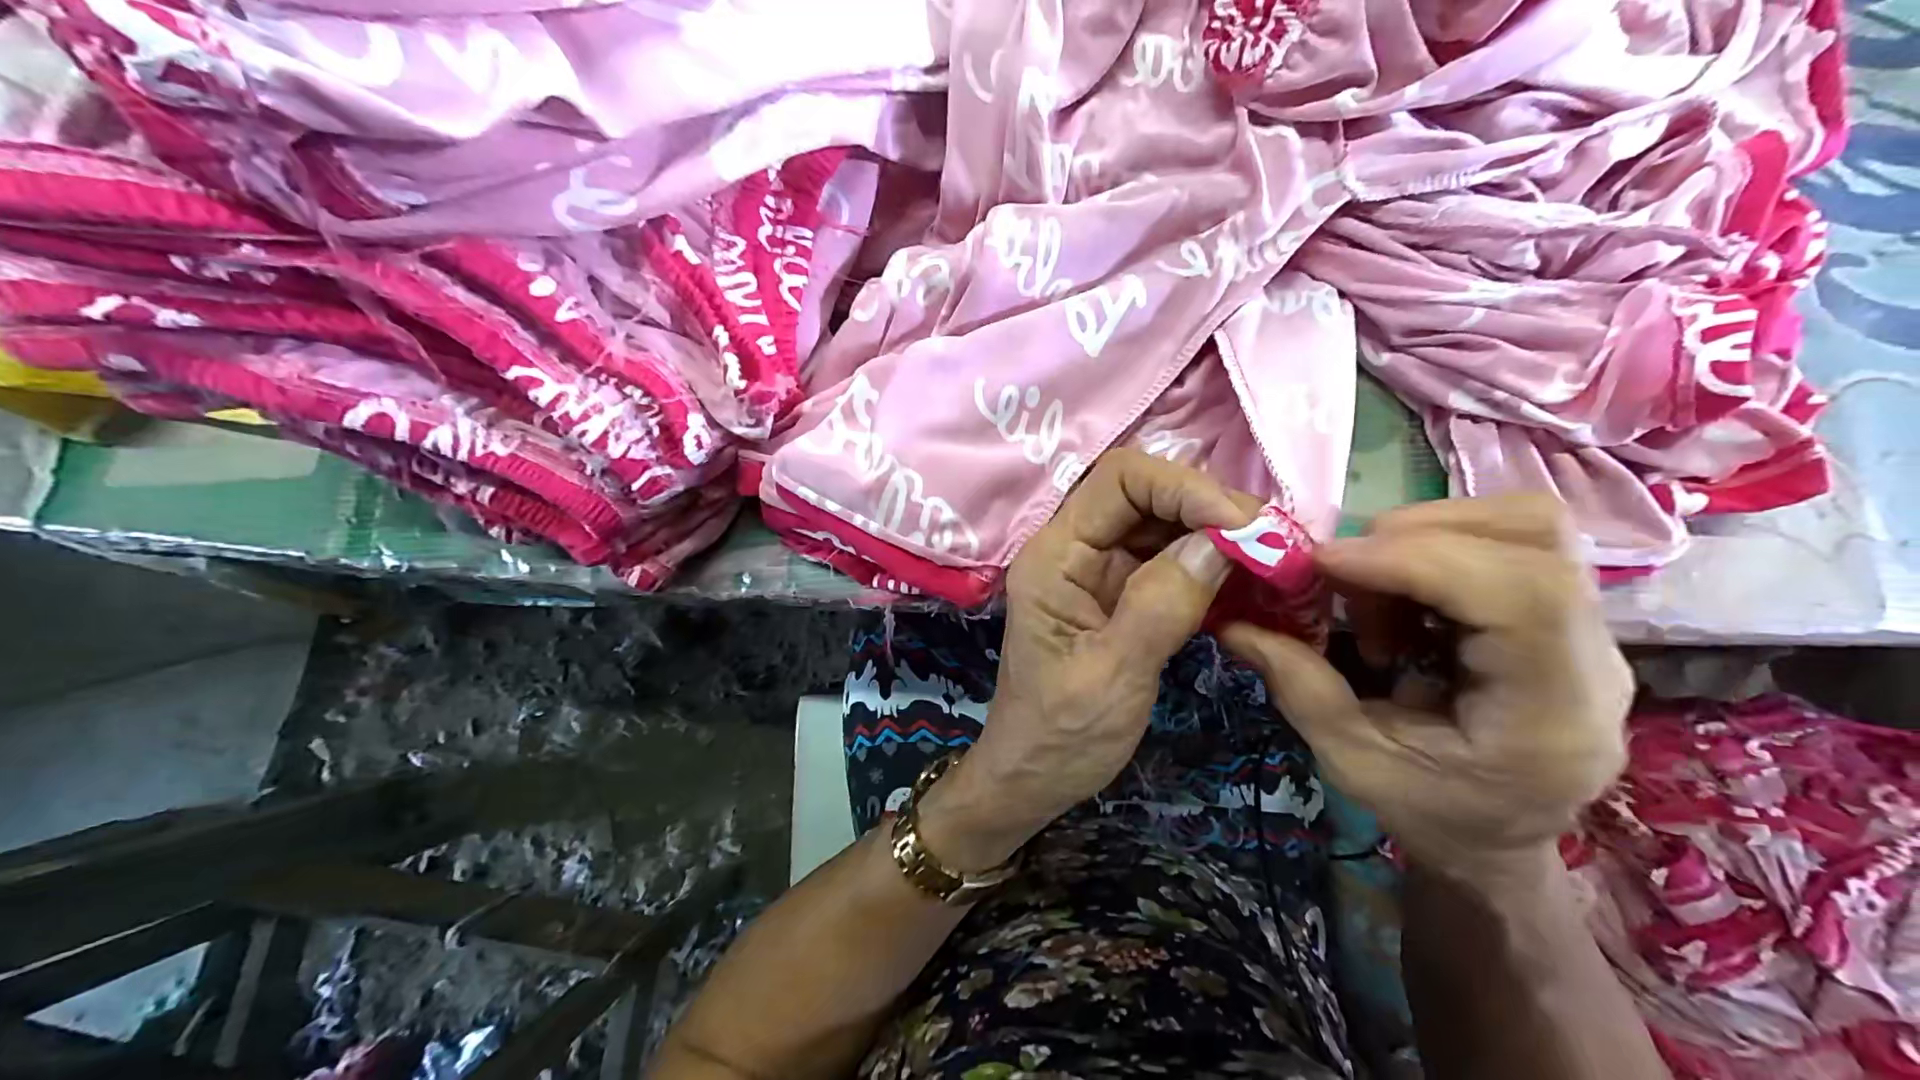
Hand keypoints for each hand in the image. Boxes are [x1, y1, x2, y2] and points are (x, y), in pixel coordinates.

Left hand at [917, 449, 1253, 872]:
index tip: (1244, 526)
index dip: (1184, 487)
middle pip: (1147, 494)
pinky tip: (1250, 583)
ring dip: (1219, 535)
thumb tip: (1221, 541)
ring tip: (1274, 561)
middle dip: (1211, 509)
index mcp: (1055, 557)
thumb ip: (1161, 604)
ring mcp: (1099, 570)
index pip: (1120, 480)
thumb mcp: (1113, 675)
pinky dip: (1212, 565)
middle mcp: (1074, 550)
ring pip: (1165, 524)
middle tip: (1275, 545)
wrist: (1034, 778)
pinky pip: (1172, 561)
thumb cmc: (1061, 736)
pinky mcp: (1122, 594)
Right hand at [1221, 497, 1633, 885]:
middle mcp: (1592, 659)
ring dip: (1423, 536)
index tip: (1325, 563)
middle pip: (1532, 536)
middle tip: (1343, 575)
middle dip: (1414, 535)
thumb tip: (1234, 622)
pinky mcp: (1562, 613)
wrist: (1499, 845)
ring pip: (1524, 526)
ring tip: (1371, 593)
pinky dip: (1432, 548)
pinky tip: (1397, 599)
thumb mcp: (1352, 760)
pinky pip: (1504, 542)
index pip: (1518, 594)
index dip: (1417, 558)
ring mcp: (1587, 630)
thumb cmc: (1432, 815)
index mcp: (1551, 712)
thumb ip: (1299, 686)